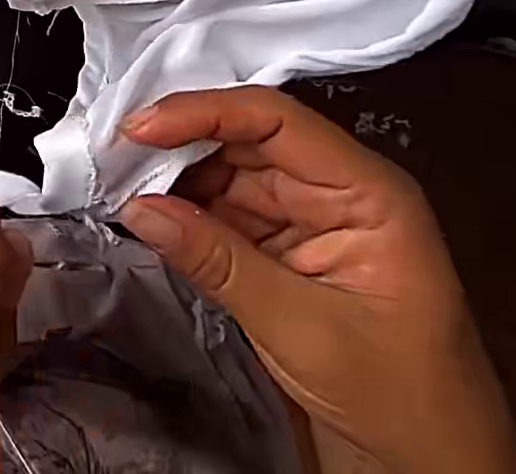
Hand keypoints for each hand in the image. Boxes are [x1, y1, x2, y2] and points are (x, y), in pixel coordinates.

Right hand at [119, 86, 515, 473]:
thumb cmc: (399, 402)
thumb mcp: (307, 332)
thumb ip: (219, 262)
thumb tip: (138, 208)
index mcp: (364, 187)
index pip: (276, 120)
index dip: (205, 112)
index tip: (142, 127)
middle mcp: (332, 186)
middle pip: (246, 138)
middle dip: (180, 140)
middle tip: (116, 151)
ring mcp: (306, 214)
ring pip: (228, 171)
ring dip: (174, 174)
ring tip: (119, 178)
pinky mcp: (282, 244)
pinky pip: (224, 210)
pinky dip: (183, 209)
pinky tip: (147, 209)